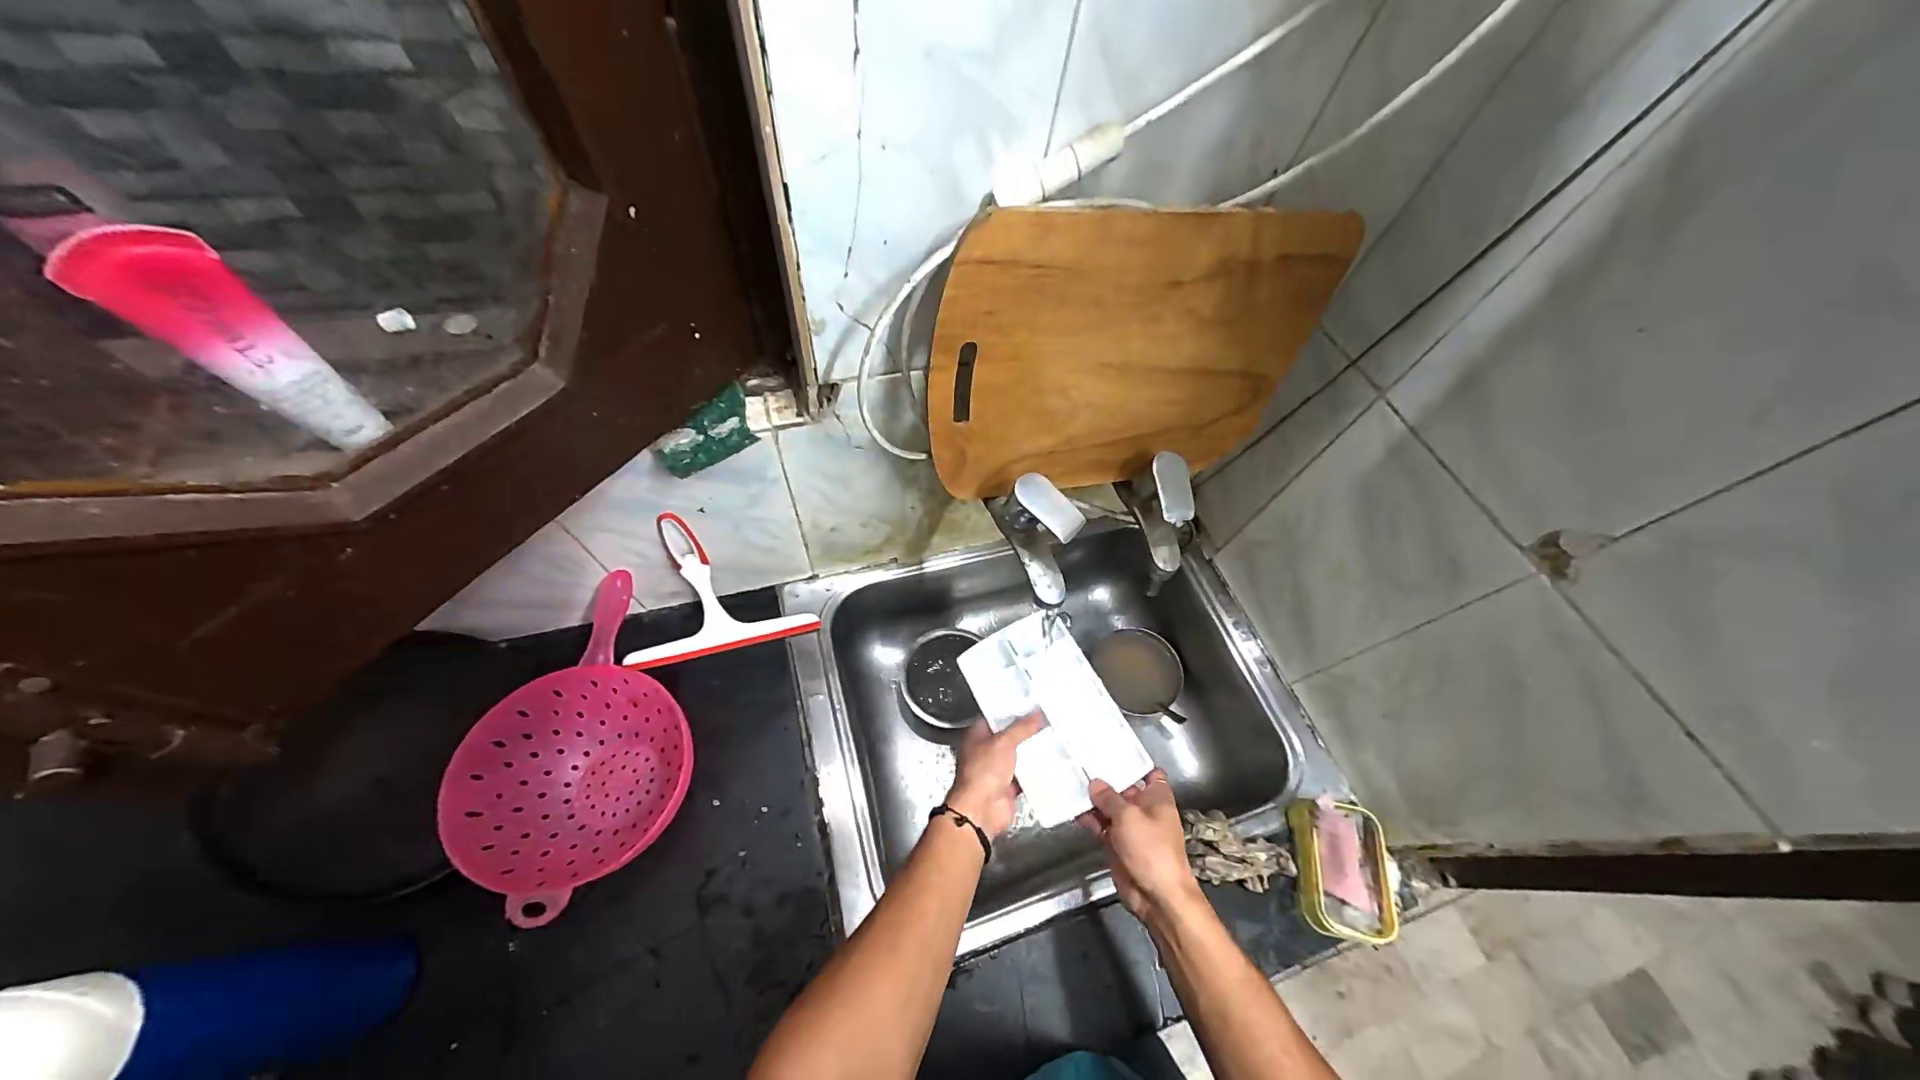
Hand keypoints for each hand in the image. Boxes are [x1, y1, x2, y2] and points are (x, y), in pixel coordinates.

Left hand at [944, 711, 1045, 836]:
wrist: (981, 811)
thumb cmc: (981, 774)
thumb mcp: (1003, 742)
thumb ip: (1021, 728)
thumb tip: (1035, 715)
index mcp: (977, 736)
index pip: (994, 717)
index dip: (1011, 711)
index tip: (1029, 705)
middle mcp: (985, 752)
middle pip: (1008, 738)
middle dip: (1025, 732)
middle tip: (1044, 722)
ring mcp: (996, 770)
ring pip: (1017, 757)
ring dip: (1031, 753)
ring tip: (1051, 740)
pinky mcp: (1007, 787)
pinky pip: (1024, 777)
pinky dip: (1035, 773)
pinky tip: (1049, 765)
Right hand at [1077, 769, 1199, 917]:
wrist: (1157, 895)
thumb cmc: (1151, 849)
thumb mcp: (1129, 816)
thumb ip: (1109, 798)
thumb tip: (1095, 783)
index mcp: (1157, 798)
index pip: (1149, 772)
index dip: (1134, 761)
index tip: (1112, 750)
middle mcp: (1144, 809)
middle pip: (1123, 788)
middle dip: (1105, 778)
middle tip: (1079, 761)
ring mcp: (1130, 827)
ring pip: (1108, 807)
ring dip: (1092, 799)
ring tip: (1069, 782)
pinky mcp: (1116, 844)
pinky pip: (1100, 825)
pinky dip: (1088, 819)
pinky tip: (1072, 809)